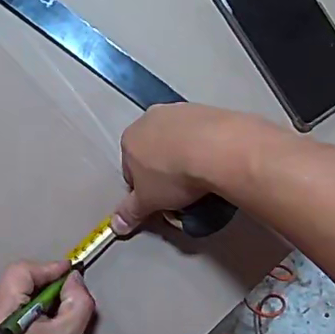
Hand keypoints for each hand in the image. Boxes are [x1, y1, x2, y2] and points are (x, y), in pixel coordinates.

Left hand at [0, 261, 95, 333]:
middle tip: (68, 297)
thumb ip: (76, 301)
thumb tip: (73, 279)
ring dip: (35, 300)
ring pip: (11, 297)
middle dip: (44, 286)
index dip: (49, 269)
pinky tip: (41, 330)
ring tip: (56, 317)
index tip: (71, 275)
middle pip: (15, 283)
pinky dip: (26, 313)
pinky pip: (6, 313)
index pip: (21, 272)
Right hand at [111, 104, 268, 235]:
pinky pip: (199, 132)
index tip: (158, 199)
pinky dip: (203, 144)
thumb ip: (130, 212)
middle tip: (177, 188)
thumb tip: (117, 225)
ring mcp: (178, 110)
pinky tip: (212, 159)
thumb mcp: (148, 201)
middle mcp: (150, 118)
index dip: (143, 188)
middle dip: (162, 168)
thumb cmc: (173, 175)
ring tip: (197, 175)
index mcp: (130, 139)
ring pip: (176, 139)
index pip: (129, 170)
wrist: (216, 149)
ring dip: (182, 154)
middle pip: (152, 150)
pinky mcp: (205, 109)